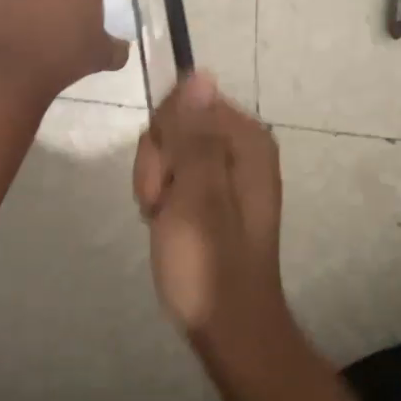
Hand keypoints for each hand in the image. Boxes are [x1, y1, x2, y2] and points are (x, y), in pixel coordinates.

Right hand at [134, 73, 286, 339]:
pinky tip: (166, 225)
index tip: (166, 177)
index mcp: (246, 141)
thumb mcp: (195, 192)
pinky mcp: (213, 196)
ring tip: (164, 221)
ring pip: (168, 152)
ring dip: (155, 184)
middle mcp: (241, 149)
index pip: (186, 102)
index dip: (164, 137)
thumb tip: (199, 73)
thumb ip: (194, 133)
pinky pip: (174, 176)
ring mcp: (227, 174)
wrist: (227, 327)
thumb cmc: (208, 261)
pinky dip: (162, 198)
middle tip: (163, 205)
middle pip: (175, 126)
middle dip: (157, 164)